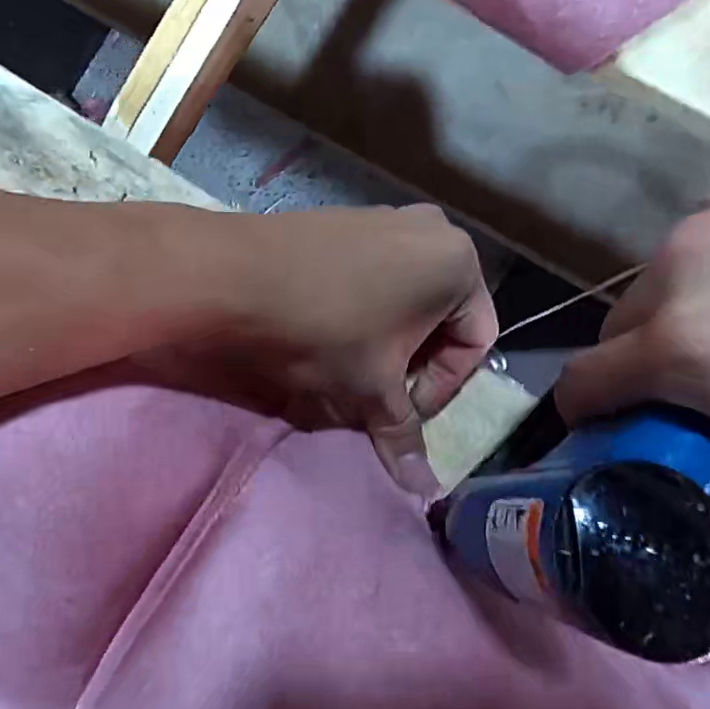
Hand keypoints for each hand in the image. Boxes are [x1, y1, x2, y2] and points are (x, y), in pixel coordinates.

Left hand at [163, 205, 495, 498]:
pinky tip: (327, 333)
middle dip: (412, 364)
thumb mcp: (370, 387)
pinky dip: (364, 311)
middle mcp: (433, 229)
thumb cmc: (325, 329)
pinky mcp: (346, 219)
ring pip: (405, 298)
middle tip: (377, 391)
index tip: (401, 410)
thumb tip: (421, 491)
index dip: (440, 389)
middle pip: (440, 319)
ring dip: (387, 340)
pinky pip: (374, 276)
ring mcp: (386, 217)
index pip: (474, 344)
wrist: (236, 276)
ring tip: (349, 367)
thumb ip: (402, 434)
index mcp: (458, 263)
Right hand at [554, 145, 709, 563]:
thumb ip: (707, 491)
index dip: (600, 422)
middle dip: (651, 364)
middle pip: (621, 323)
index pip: (580, 384)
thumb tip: (671, 461)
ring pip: (671, 270)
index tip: (642, 438)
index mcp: (687, 343)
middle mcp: (691, 255)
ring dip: (696, 307)